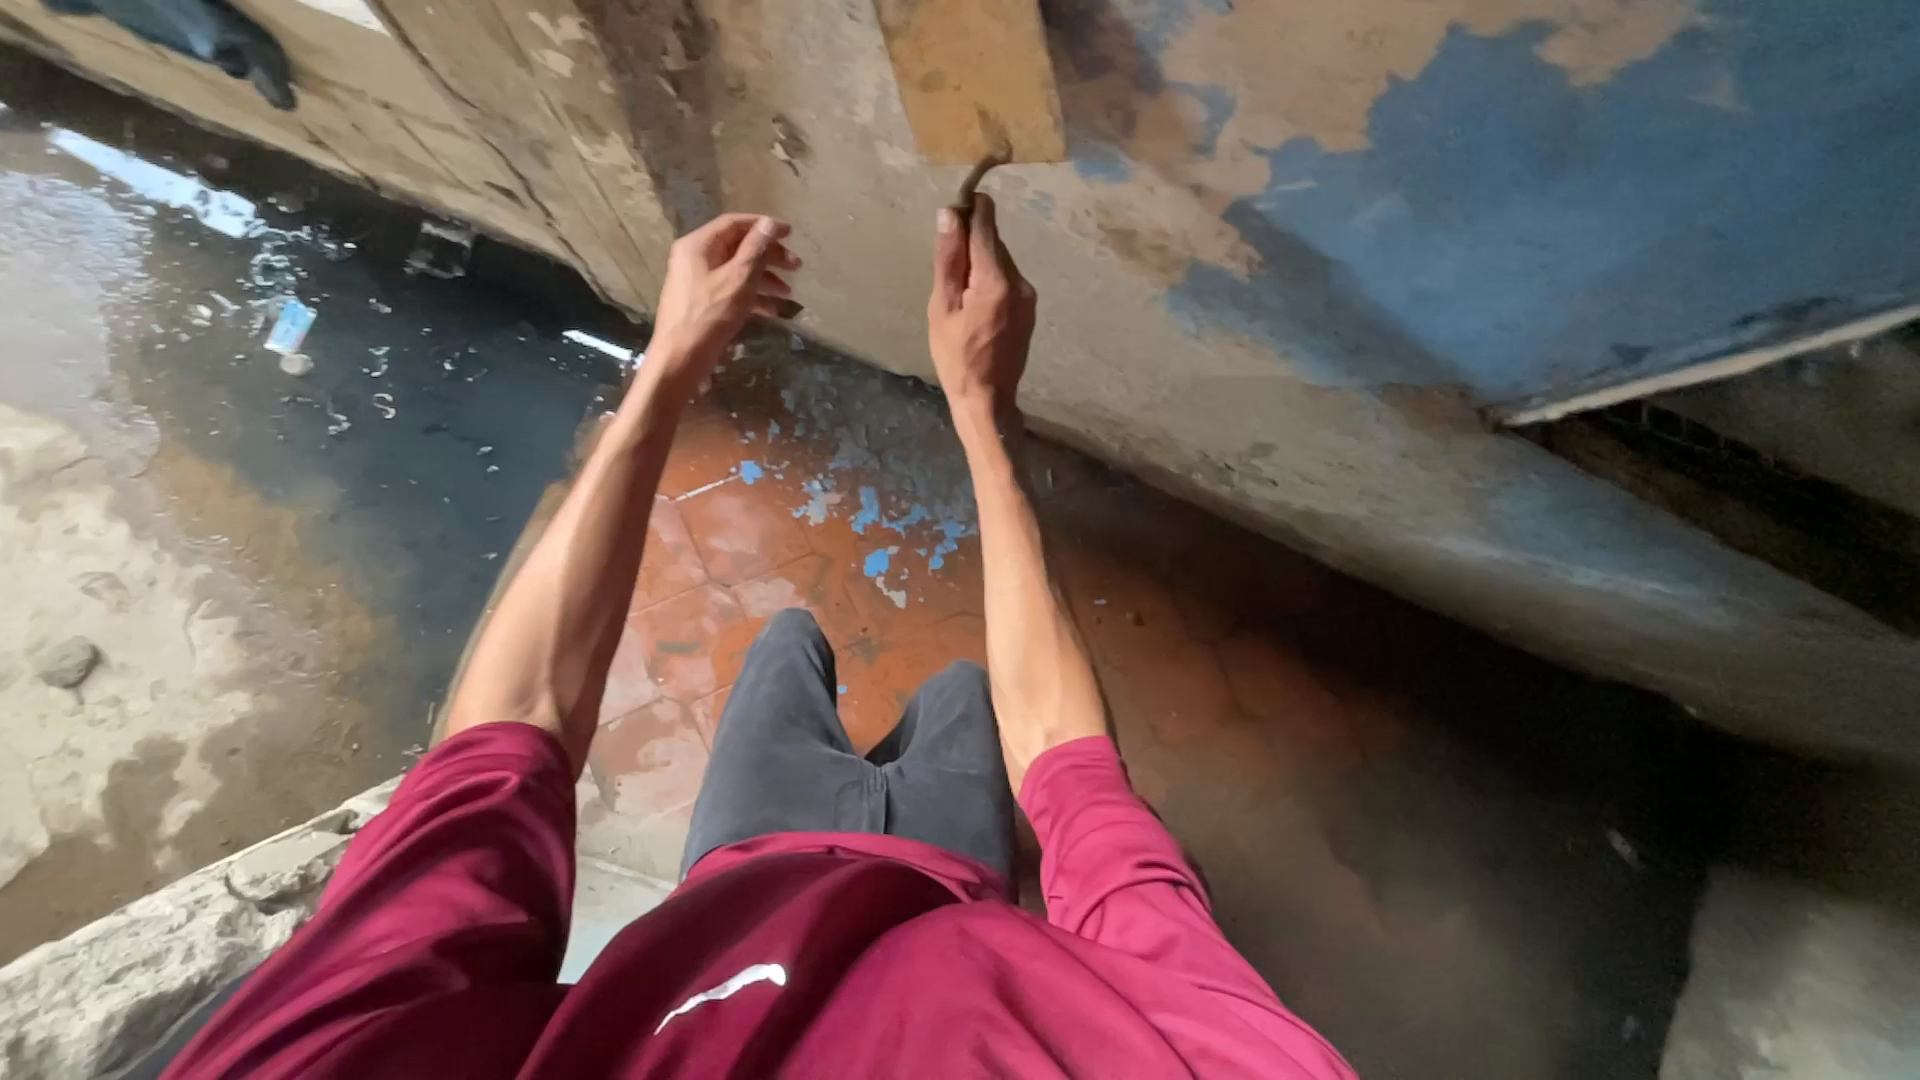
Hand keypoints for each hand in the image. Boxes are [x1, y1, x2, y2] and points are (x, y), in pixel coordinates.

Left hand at [649, 213, 800, 376]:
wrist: (682, 357)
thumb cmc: (710, 315)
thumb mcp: (739, 279)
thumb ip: (756, 250)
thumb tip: (770, 223)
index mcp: (699, 244)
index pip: (735, 224)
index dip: (764, 226)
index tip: (790, 234)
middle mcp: (696, 257)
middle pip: (738, 247)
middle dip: (769, 256)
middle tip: (796, 267)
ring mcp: (698, 281)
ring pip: (737, 271)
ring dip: (764, 279)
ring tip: (788, 293)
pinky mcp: (703, 302)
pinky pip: (731, 290)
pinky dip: (752, 296)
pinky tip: (773, 310)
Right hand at [929, 194, 1034, 416]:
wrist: (988, 400)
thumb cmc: (956, 358)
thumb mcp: (941, 308)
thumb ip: (948, 259)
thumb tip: (948, 214)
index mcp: (995, 280)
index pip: (986, 223)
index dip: (969, 209)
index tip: (952, 210)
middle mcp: (1019, 281)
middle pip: (993, 242)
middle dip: (970, 244)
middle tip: (948, 274)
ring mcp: (1029, 296)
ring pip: (1001, 261)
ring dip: (981, 266)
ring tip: (961, 299)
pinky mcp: (1030, 309)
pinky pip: (1008, 281)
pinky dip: (991, 283)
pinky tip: (977, 309)